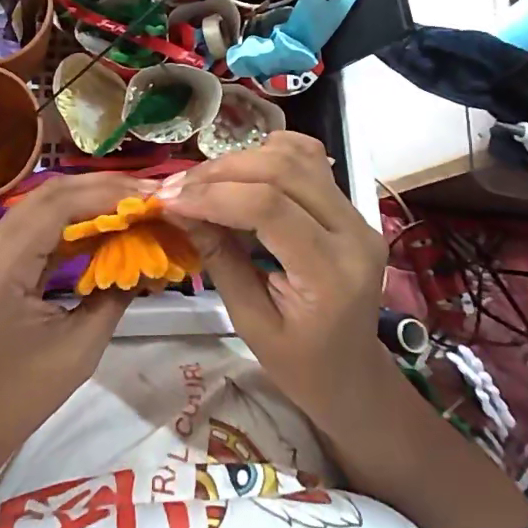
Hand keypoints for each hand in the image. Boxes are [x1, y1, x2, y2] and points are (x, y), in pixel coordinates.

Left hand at [0, 173, 149, 505]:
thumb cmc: (26, 392)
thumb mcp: (82, 345)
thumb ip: (115, 291)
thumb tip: (151, 253)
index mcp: (2, 267)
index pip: (58, 205)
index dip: (108, 194)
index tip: (151, 195)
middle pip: (50, 193)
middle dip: (104, 187)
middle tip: (150, 192)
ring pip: (46, 201)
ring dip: (91, 197)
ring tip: (136, 201)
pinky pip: (40, 222)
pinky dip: (77, 217)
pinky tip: (109, 221)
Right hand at [160, 133, 390, 421]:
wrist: (351, 373)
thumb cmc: (299, 363)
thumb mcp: (250, 322)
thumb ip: (219, 258)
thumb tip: (177, 207)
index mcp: (331, 273)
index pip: (270, 208)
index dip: (214, 195)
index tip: (169, 199)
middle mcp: (354, 232)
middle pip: (284, 171)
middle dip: (222, 171)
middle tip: (177, 187)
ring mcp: (358, 215)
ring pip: (298, 156)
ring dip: (243, 159)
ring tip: (203, 181)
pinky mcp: (352, 207)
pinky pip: (312, 161)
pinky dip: (273, 154)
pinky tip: (243, 172)